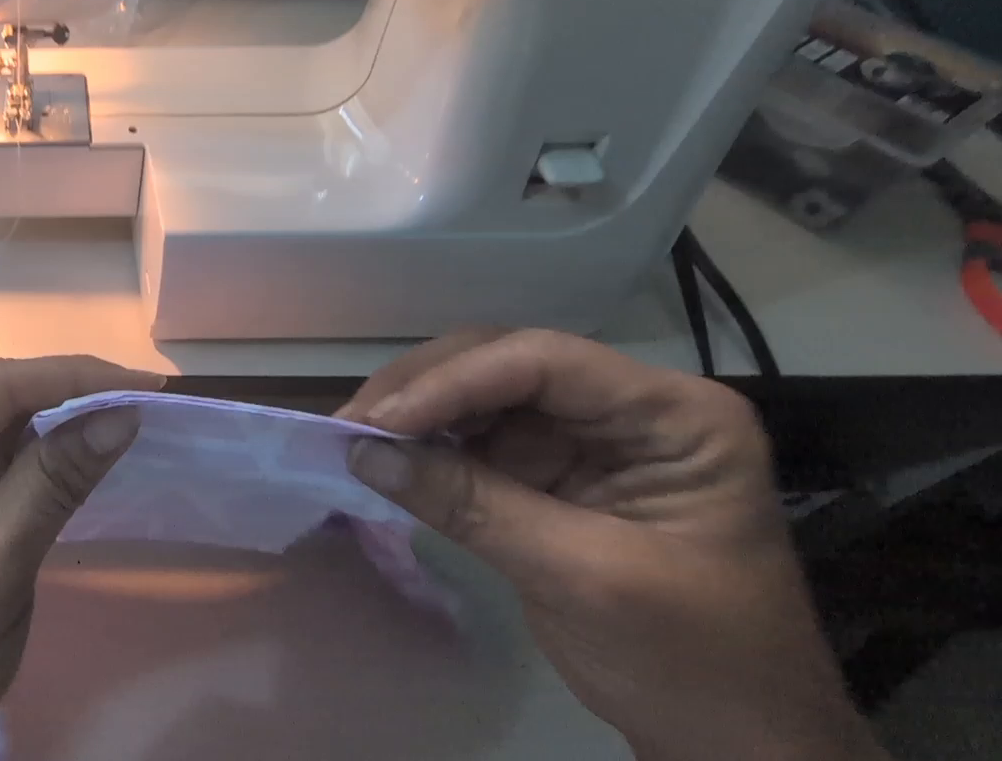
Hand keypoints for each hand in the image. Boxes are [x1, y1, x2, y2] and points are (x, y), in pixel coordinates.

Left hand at [0, 357, 161, 760]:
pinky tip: (95, 443)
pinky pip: (11, 451)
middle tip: (150, 397)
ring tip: (135, 411)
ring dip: (71, 416)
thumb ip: (52, 481)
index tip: (145, 383)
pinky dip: (56, 449)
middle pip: (1, 394)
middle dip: (76, 392)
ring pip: (11, 418)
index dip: (72, 376)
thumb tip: (122, 415)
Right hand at [339, 330, 883, 760]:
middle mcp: (624, 407)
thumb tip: (363, 453)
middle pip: (502, 363)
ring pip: (476, 392)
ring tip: (353, 438)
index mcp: (671, 416)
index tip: (382, 421)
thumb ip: (471, 505)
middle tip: (351, 424)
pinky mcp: (547, 469)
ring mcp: (583, 436)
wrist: (733, 743)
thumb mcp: (583, 577)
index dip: (455, 381)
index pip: (543, 361)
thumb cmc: (692, 661)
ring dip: (413, 412)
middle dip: (423, 389)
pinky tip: (385, 456)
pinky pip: (472, 437)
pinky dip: (424, 445)